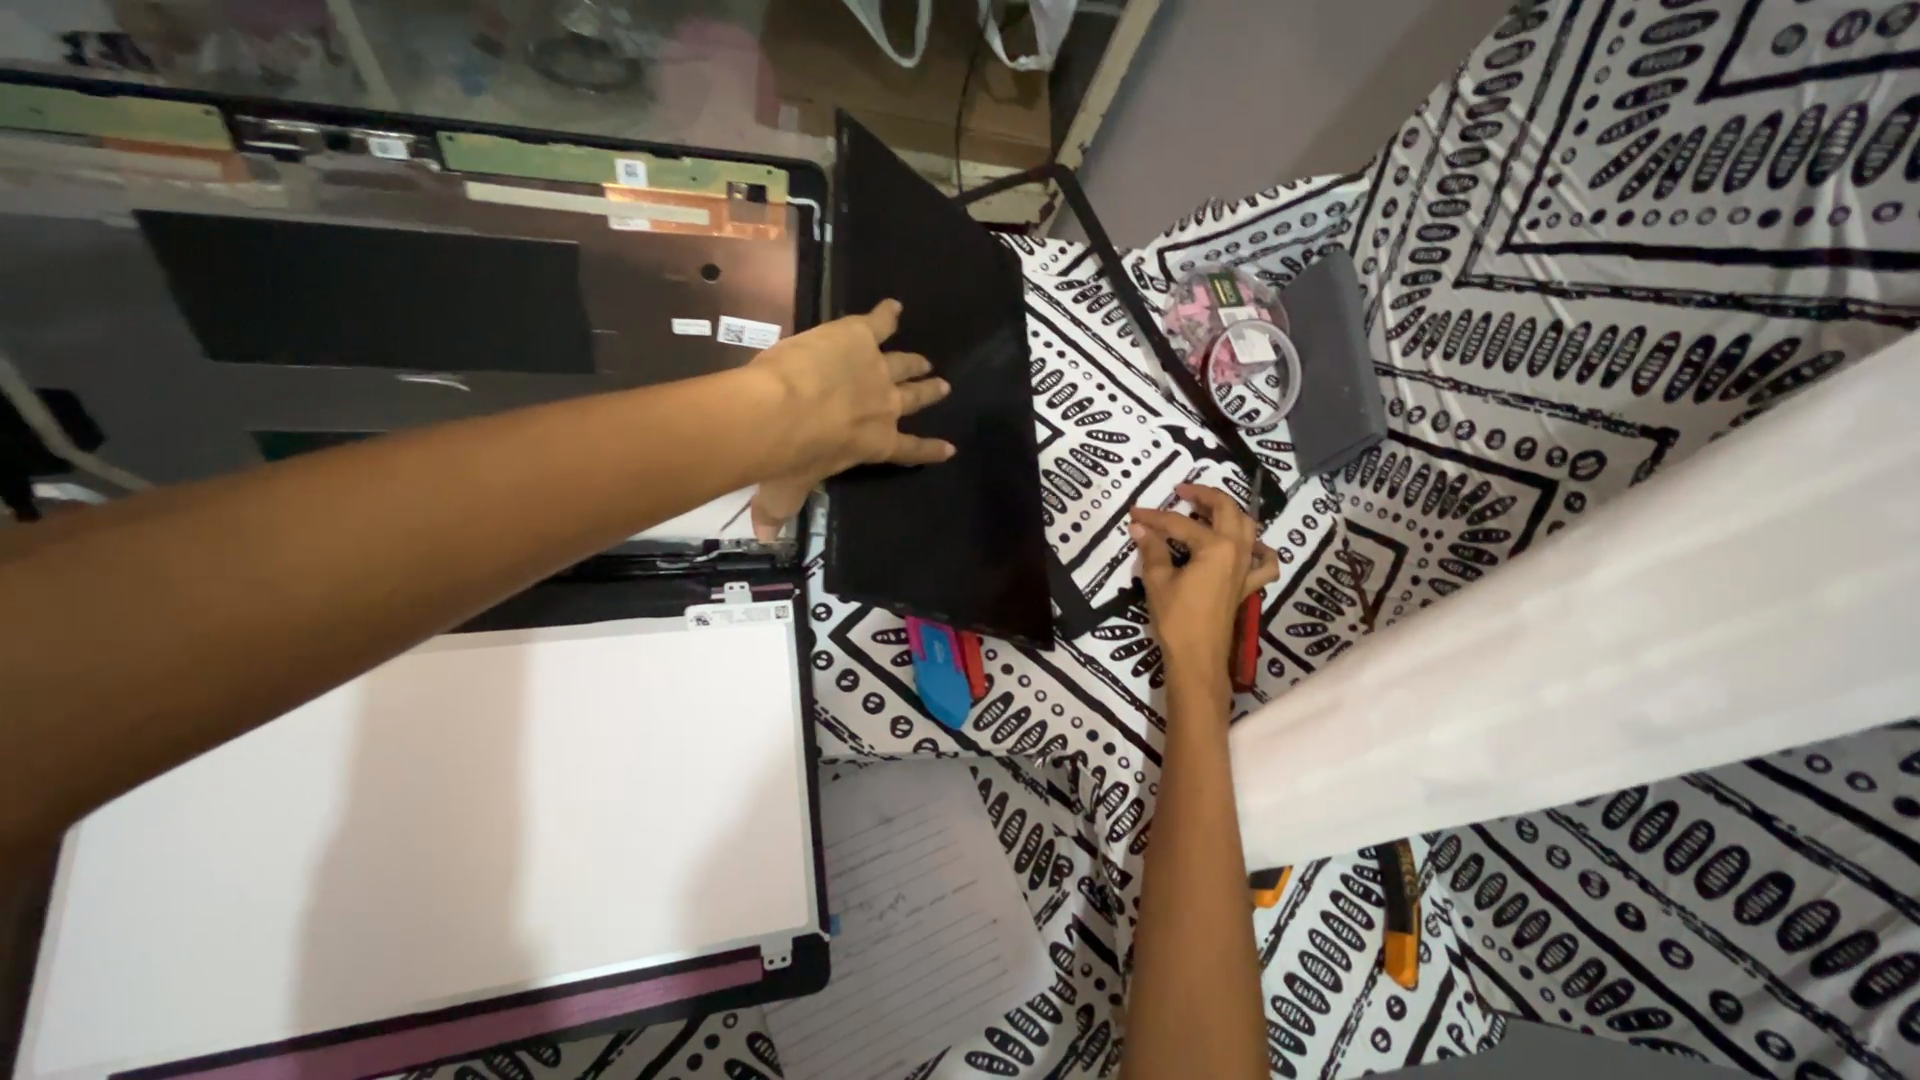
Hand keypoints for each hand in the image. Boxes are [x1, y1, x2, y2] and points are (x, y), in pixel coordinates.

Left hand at [748, 300, 951, 536]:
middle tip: (942, 385)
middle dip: (928, 392)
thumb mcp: (784, 491)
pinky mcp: (859, 335)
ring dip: (914, 361)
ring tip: (924, 360)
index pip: (911, 450)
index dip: (930, 450)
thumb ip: (778, 511)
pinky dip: (887, 313)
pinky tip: (893, 306)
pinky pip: (879, 321)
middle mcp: (884, 405)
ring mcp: (875, 368)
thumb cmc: (787, 458)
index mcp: (875, 444)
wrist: (779, 410)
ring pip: (903, 363)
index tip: (950, 448)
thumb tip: (765, 537)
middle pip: (913, 398)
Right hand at [1130, 484, 1278, 683]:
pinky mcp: (1247, 586)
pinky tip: (1248, 546)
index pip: (1180, 523)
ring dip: (1228, 512)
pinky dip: (1260, 550)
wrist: (1197, 658)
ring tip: (1206, 509)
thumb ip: (1152, 549)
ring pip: (1247, 527)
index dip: (1155, 516)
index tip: (1134, 513)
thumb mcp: (1158, 581)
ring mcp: (1246, 568)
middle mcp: (1237, 551)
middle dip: (1203, 495)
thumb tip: (1140, 527)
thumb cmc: (1176, 619)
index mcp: (1215, 547)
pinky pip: (1264, 562)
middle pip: (1225, 510)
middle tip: (1181, 491)